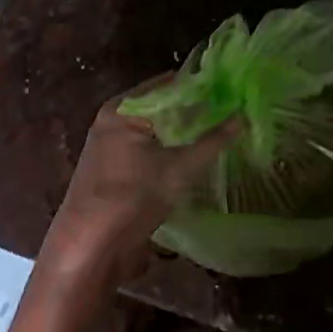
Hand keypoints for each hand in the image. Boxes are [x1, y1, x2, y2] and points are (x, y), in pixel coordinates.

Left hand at [44, 78, 238, 279]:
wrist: (89, 248)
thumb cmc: (132, 197)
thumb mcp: (180, 168)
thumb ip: (213, 141)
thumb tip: (243, 117)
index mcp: (123, 108)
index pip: (170, 84)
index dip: (202, 87)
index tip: (232, 90)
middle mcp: (114, 119)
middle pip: (163, 106)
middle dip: (196, 110)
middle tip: (232, 111)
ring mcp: (111, 143)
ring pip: (157, 128)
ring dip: (184, 131)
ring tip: (221, 130)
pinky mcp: (114, 166)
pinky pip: (149, 146)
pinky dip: (170, 147)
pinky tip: (196, 153)